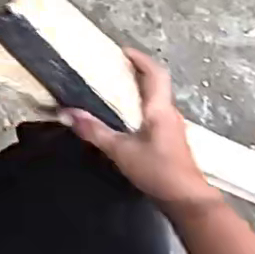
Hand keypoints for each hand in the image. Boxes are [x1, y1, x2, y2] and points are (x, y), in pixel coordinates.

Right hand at [62, 48, 220, 210]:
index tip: (122, 51)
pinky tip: (124, 116)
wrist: (189, 202)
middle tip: (111, 67)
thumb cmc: (158, 171)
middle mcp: (169, 114)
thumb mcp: (120, 150)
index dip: (141, 59)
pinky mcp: (171, 140)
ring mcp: (172, 128)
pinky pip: (154, 113)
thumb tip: (66, 112)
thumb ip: (93, 130)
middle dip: (135, 72)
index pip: (155, 74)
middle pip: (155, 85)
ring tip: (113, 88)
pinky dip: (140, 106)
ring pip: (155, 100)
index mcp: (159, 110)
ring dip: (138, 90)